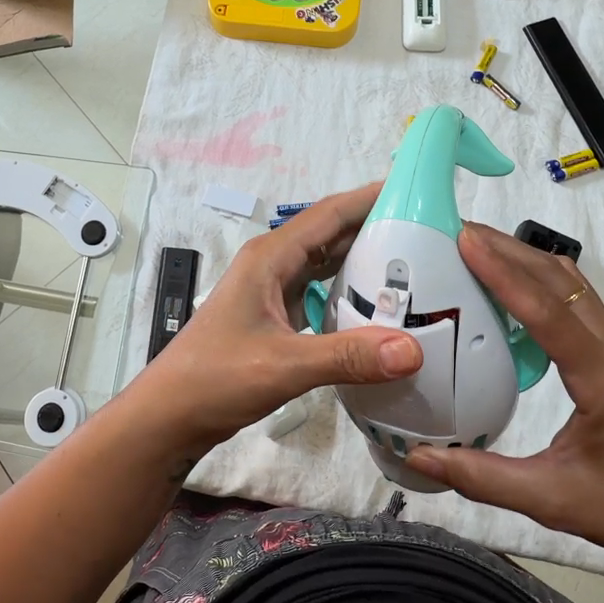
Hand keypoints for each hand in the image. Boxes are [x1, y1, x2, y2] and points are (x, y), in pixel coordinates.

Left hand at [125, 183, 422, 452]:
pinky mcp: (275, 317)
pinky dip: (350, 294)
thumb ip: (346, 357)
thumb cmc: (215, 378)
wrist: (171, 413)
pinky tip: (379, 311)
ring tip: (418, 265)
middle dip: (377, 227)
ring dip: (365, 261)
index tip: (416, 189)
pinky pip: (321, 293)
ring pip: (326, 264)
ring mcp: (272, 290)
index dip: (370, 198)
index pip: (328, 214)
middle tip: (432, 232)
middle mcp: (272, 265)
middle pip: (331, 234)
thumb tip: (414, 350)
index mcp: (270, 257)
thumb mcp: (283, 365)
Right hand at [406, 223, 603, 589]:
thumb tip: (417, 456)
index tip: (464, 241)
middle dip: (507, 248)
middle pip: (559, 280)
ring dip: (522, 255)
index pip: (548, 312)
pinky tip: (501, 279)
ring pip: (567, 280)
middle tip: (454, 230)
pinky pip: (571, 294)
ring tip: (472, 243)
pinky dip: (534, 274)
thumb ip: (483, 478)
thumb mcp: (552, 501)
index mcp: (603, 381)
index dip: (504, 273)